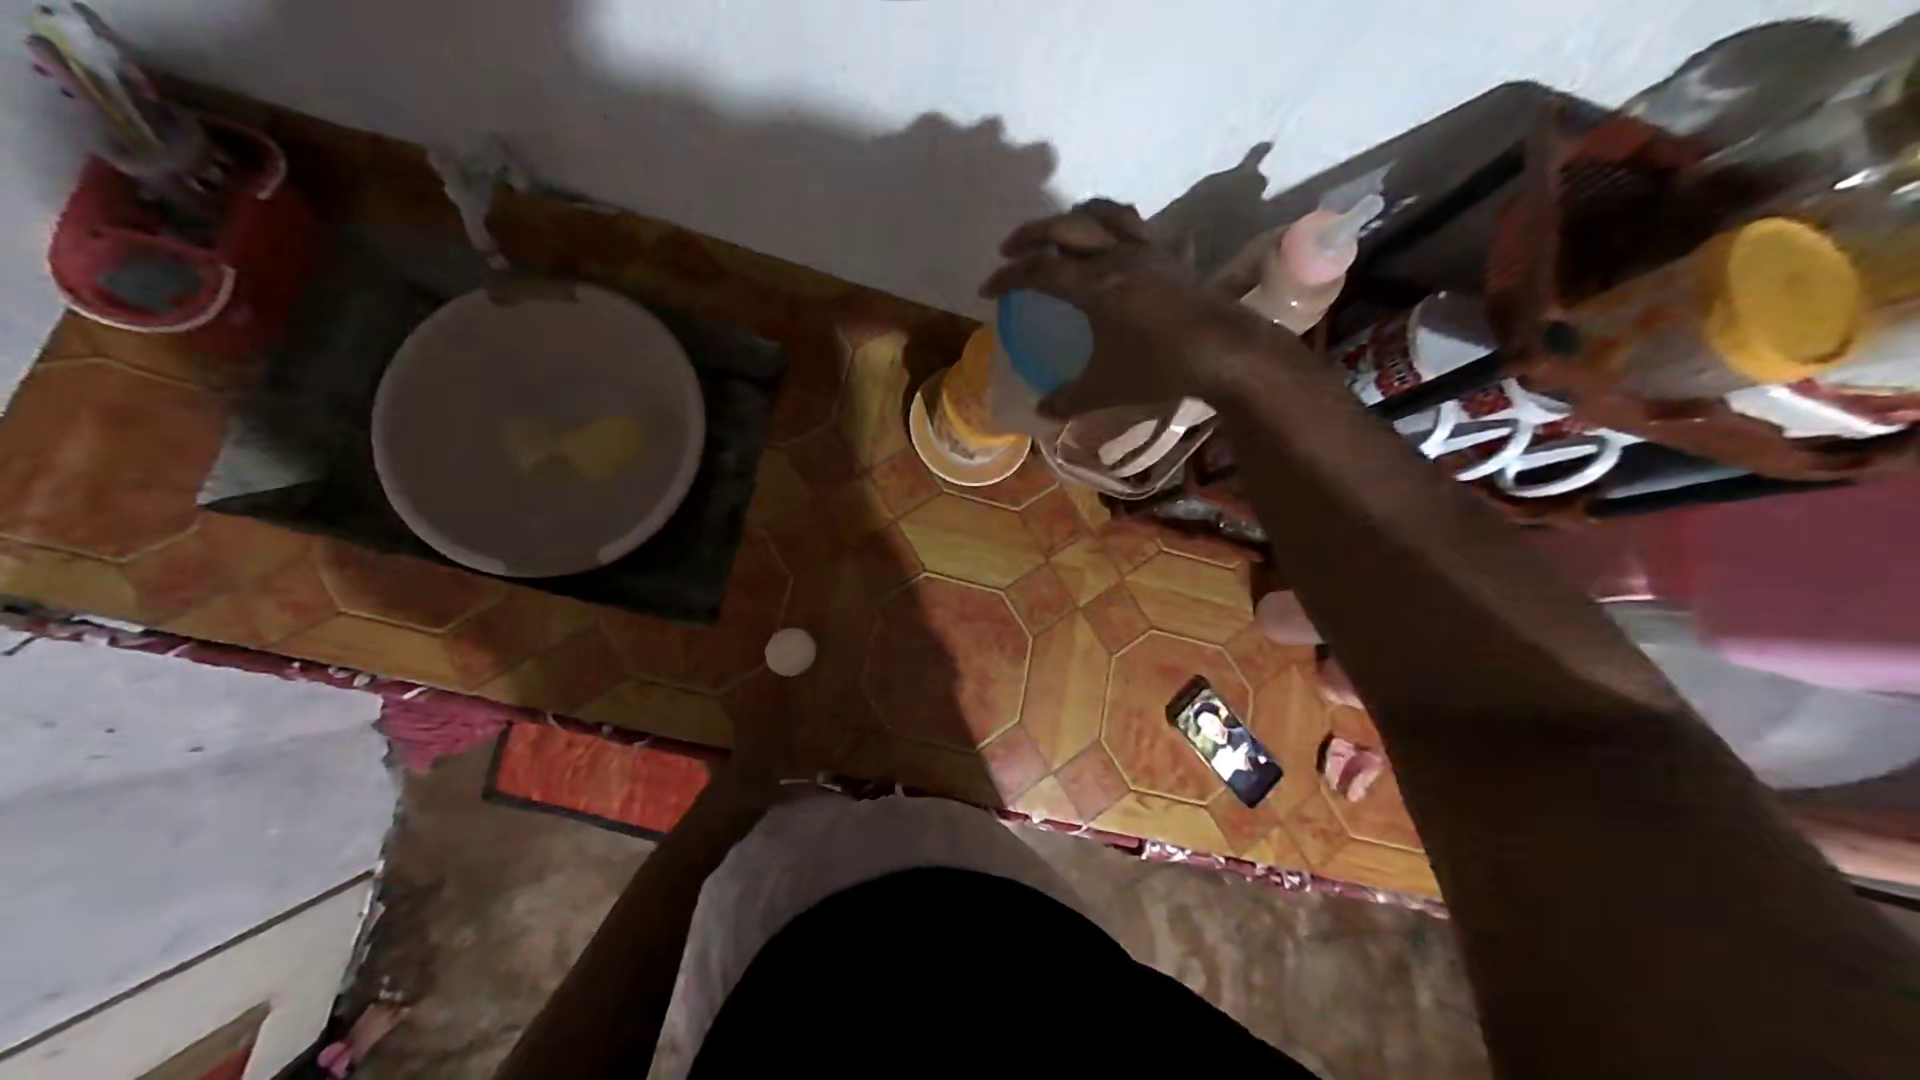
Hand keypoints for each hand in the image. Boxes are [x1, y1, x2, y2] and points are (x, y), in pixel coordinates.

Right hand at [979, 199, 1297, 416]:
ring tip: (1057, 232)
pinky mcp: (1168, 255)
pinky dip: (1110, 224)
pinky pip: (1133, 224)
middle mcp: (1116, 256)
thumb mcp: (1106, 389)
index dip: (1007, 277)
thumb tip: (1042, 410)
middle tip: (1009, 249)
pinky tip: (1108, 242)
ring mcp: (1146, 250)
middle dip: (1029, 233)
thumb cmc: (1161, 368)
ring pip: (1102, 213)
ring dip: (1071, 217)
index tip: (987, 288)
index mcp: (1094, 286)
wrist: (1227, 353)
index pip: (1039, 270)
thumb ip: (1068, 399)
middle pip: (1063, 227)